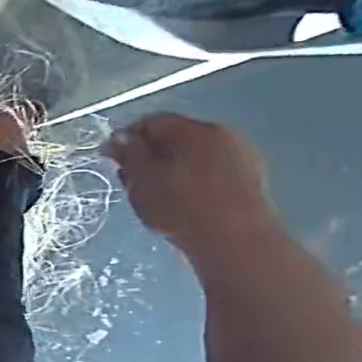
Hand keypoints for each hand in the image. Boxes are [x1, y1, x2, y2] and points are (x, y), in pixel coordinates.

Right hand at [106, 114, 282, 261]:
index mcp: (196, 130)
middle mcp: (223, 134)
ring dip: (167, 168)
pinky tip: (179, 200)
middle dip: (148, 154)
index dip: (126, 137)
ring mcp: (241, 155)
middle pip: (174, 136)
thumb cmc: (181, 205)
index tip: (112, 160)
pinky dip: (189, 178)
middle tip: (131, 180)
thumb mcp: (142, 178)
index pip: (152, 121)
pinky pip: (209, 168)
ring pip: (191, 154)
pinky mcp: (249, 177)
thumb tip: (116, 138)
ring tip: (153, 194)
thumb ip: (128, 153)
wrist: (235, 240)